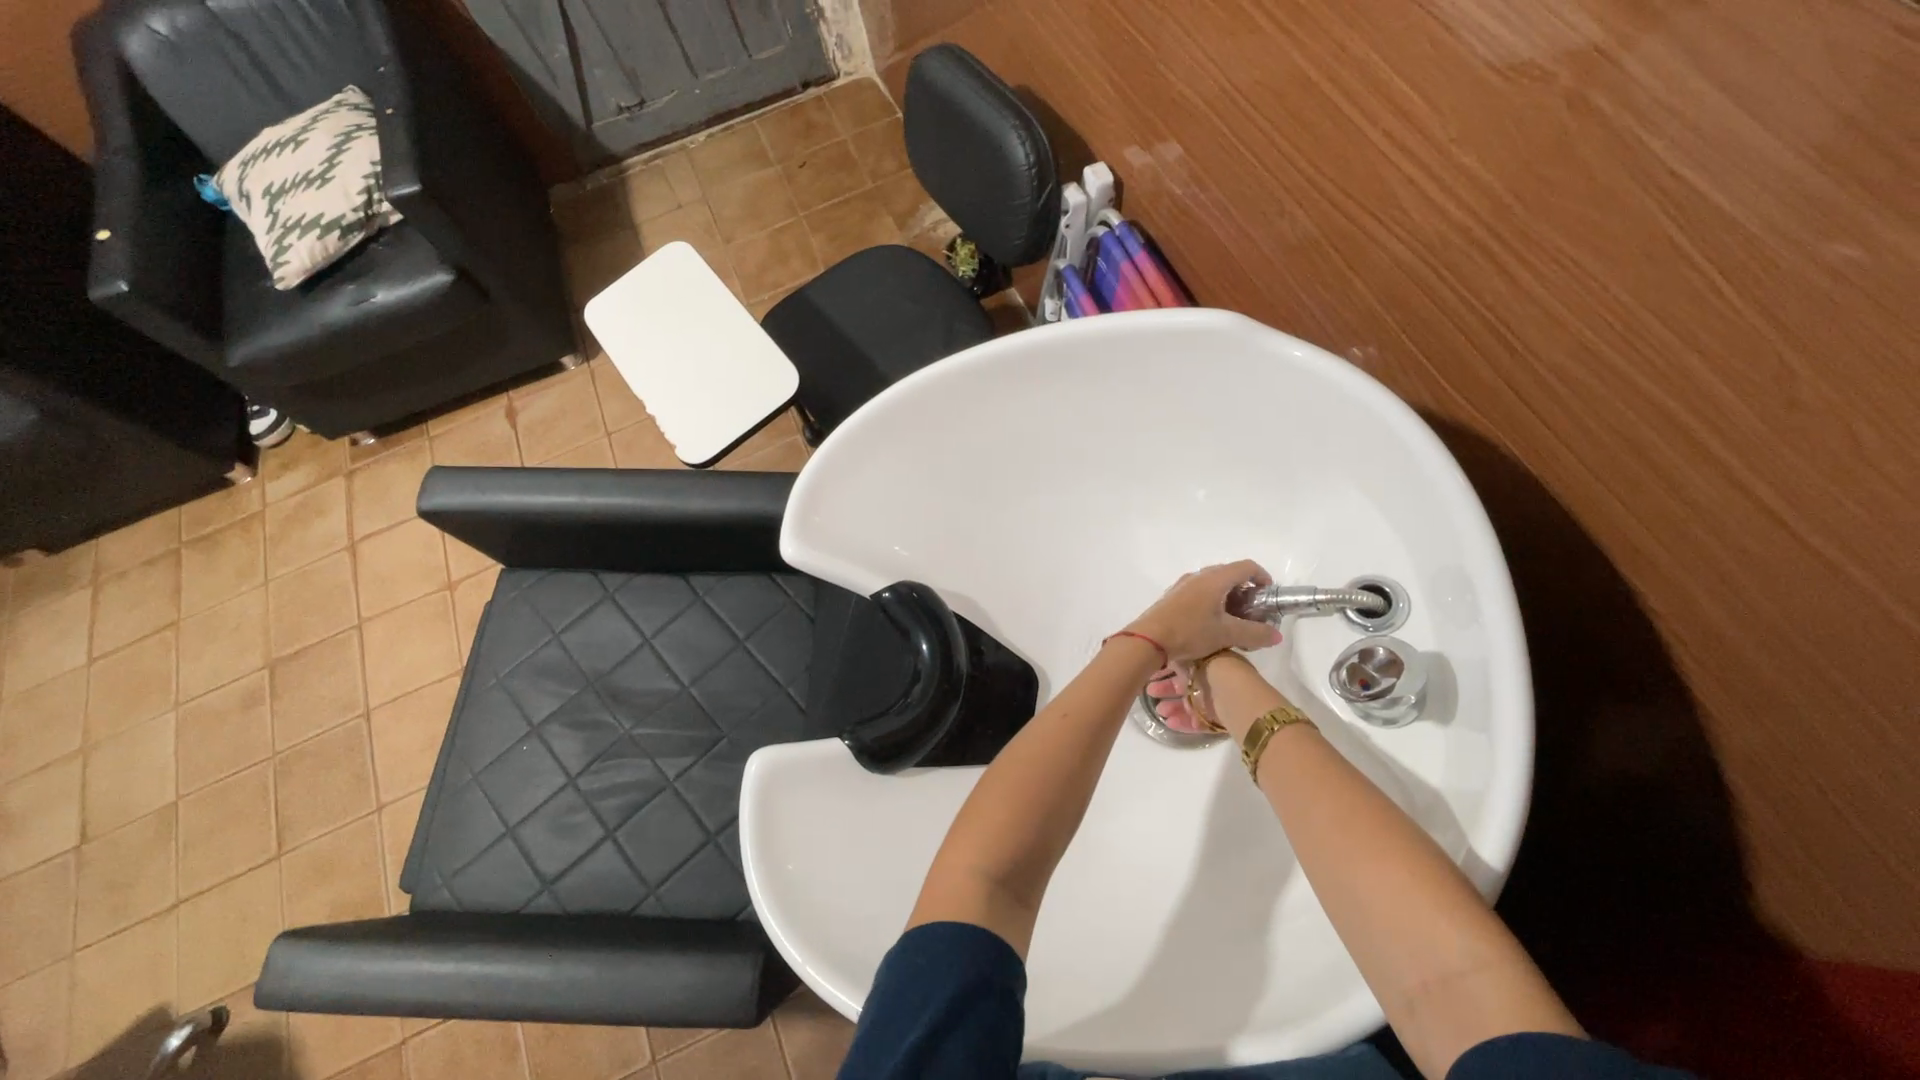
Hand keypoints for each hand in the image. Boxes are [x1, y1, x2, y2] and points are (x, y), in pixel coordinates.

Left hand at [1126, 560, 1282, 662]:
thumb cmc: (1190, 632)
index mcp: (1215, 578)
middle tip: (1253, 611)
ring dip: (1227, 596)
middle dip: (1245, 590)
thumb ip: (1255, 633)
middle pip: (1229, 573)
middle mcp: (1199, 575)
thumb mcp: (1227, 635)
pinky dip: (1211, 601)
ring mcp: (1183, 585)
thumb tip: (1276, 635)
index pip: (1247, 567)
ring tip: (1233, 619)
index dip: (1262, 577)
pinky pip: (1198, 592)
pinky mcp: (1172, 596)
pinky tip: (1210, 622)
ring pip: (1213, 583)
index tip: (1268, 595)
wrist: (1148, 639)